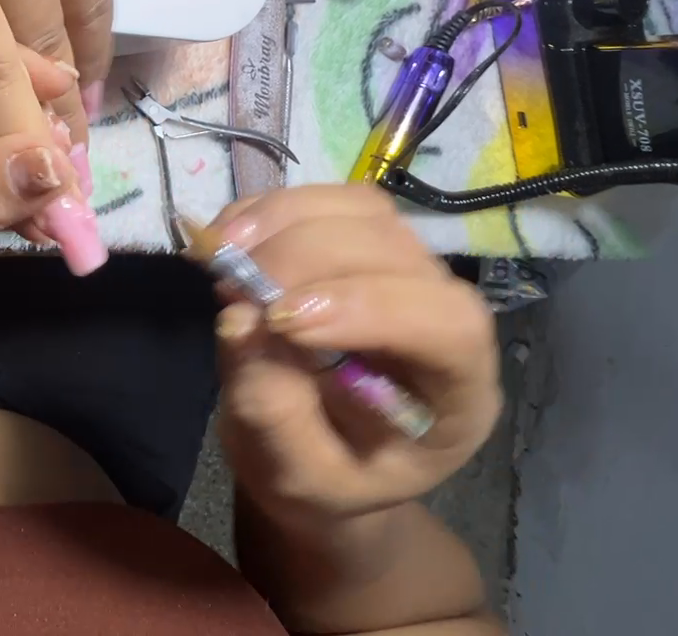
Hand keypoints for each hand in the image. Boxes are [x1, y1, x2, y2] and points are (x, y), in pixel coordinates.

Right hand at [208, 186, 501, 521]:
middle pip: (395, 251)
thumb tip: (238, 323)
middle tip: (232, 283)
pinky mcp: (353, 240)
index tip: (279, 320)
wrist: (316, 449)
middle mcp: (440, 314)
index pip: (446, 325)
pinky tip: (223, 237)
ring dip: (282, 219)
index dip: (364, 306)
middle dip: (305, 256)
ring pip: (361, 210)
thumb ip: (274, 413)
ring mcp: (399, 267)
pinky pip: (321, 200)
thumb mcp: (298, 477)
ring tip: (221, 250)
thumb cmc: (324, 474)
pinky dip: (265, 209)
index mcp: (457, 389)